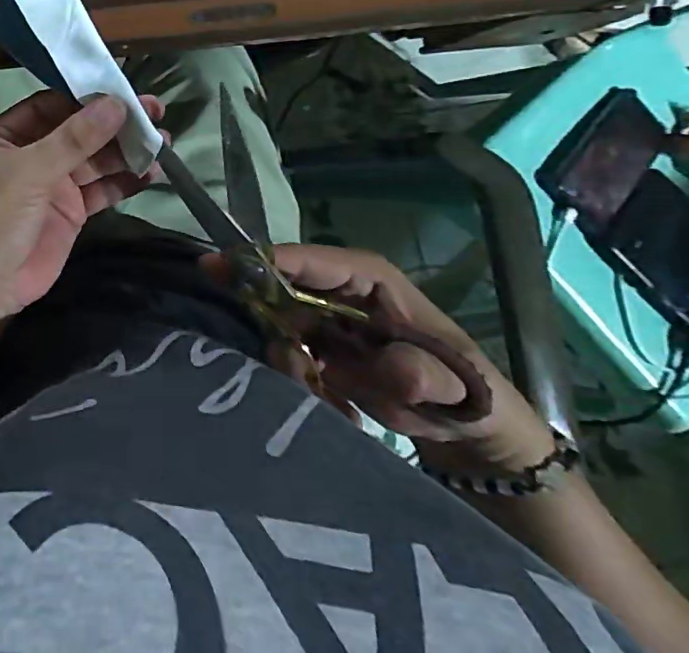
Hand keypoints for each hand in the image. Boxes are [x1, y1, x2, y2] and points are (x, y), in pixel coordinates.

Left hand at [0, 91, 164, 325]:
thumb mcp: (30, 172)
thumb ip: (74, 139)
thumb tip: (115, 103)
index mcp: (9, 136)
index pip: (52, 104)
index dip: (87, 95)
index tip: (125, 88)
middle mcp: (32, 154)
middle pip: (79, 130)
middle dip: (115, 122)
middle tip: (156, 110)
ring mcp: (54, 183)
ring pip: (96, 159)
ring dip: (127, 150)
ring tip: (164, 140)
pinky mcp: (73, 211)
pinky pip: (103, 188)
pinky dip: (127, 181)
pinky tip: (153, 172)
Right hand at [267, 244, 555, 475]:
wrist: (466, 428)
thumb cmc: (466, 393)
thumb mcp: (453, 385)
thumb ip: (425, 374)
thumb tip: (395, 368)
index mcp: (370, 280)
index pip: (311, 261)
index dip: (267, 261)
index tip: (221, 266)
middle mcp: (338, 290)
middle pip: (280, 287)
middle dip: (270, 323)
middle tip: (295, 370)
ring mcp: (322, 317)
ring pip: (276, 324)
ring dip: (289, 363)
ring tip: (329, 400)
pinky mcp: (313, 345)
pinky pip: (284, 353)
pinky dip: (296, 380)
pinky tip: (334, 407)